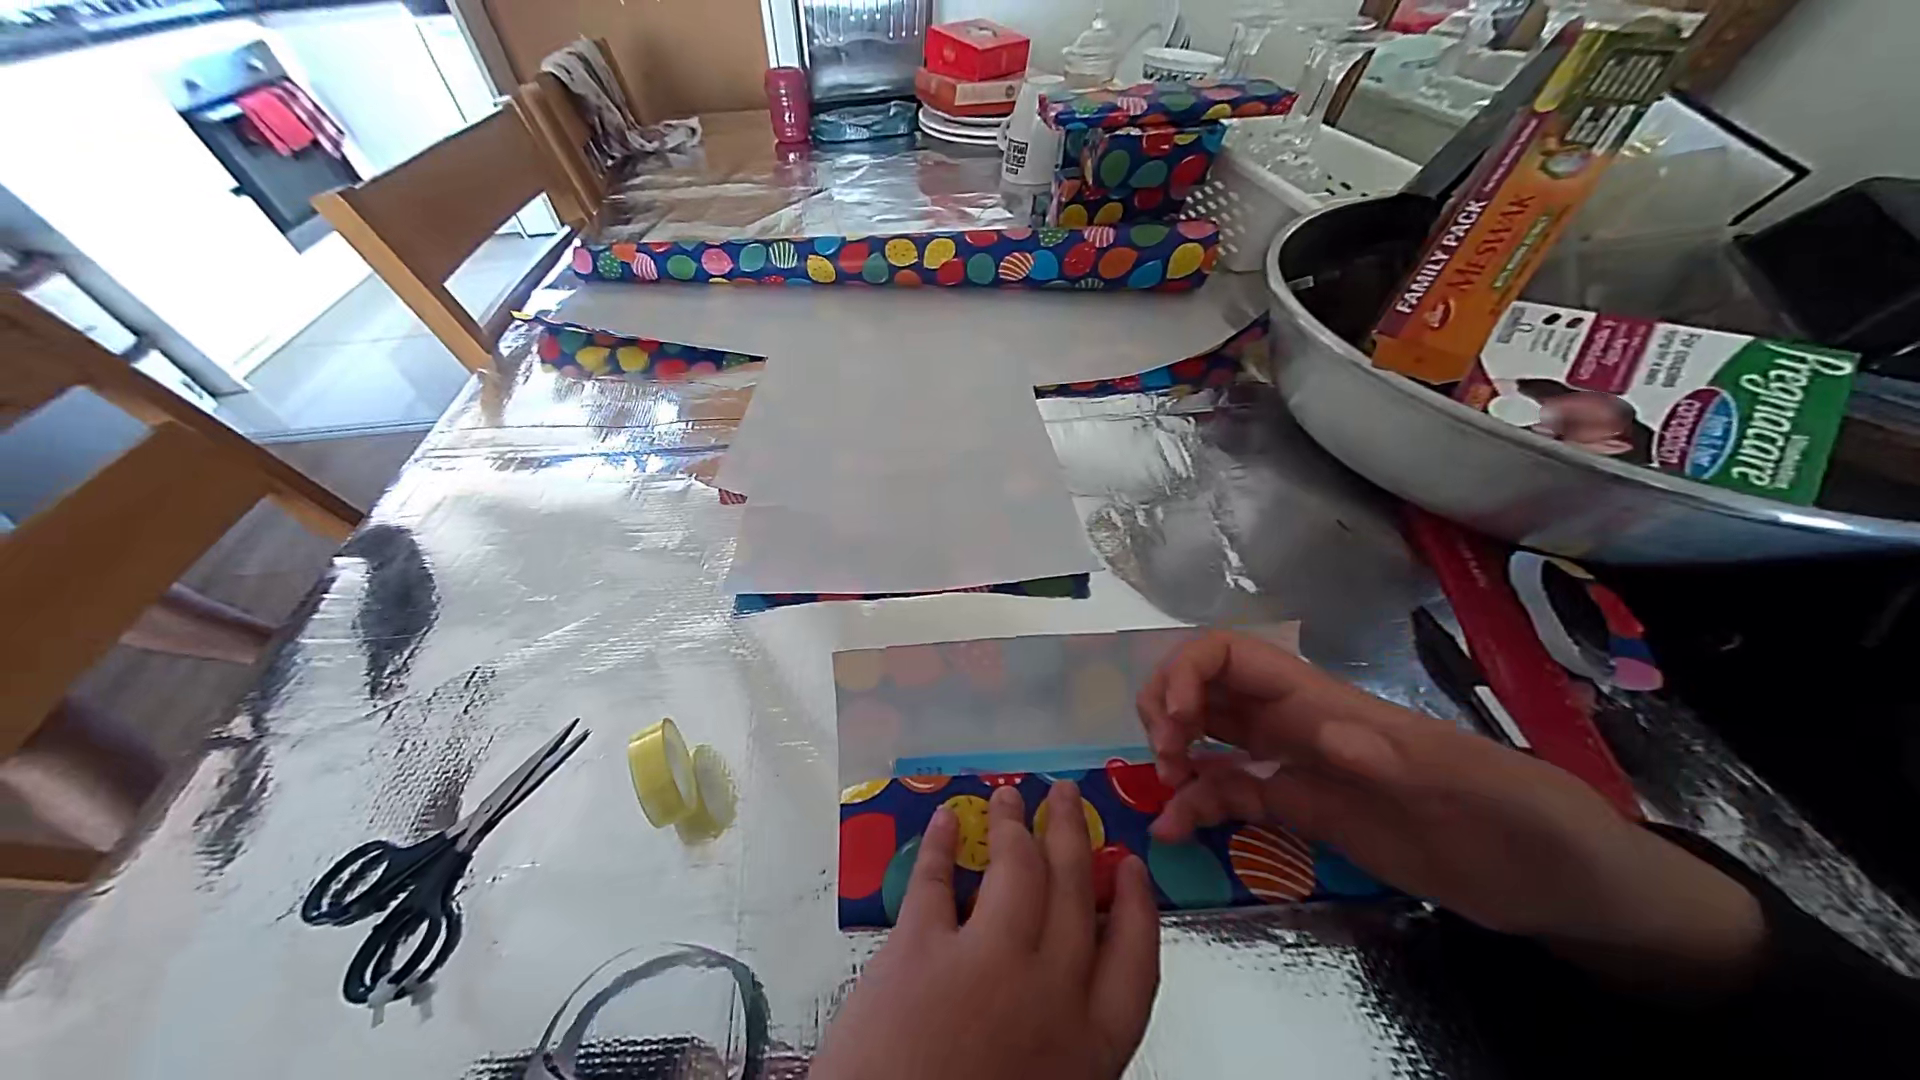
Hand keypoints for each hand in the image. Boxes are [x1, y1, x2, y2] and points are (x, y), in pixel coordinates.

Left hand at [810, 782, 1159, 1079]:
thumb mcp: (1050, 1079)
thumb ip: (1068, 1026)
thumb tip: (1070, 960)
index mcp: (1090, 1042)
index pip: (1134, 955)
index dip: (1137, 902)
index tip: (1130, 863)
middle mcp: (1049, 991)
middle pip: (1072, 888)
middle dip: (1073, 834)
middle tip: (1068, 795)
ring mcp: (985, 963)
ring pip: (1015, 867)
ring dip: (1013, 824)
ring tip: (1012, 796)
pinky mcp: (919, 951)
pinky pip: (936, 879)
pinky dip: (940, 842)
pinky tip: (945, 818)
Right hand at [1138, 631, 1764, 989]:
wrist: (1562, 887)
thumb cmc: (1529, 826)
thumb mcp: (1478, 790)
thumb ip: (1402, 760)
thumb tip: (1324, 736)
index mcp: (1323, 703)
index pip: (1231, 655)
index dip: (1187, 673)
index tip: (1175, 725)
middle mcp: (1295, 724)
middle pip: (1204, 687)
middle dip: (1166, 708)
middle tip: (1164, 760)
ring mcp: (1293, 767)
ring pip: (1207, 737)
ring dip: (1172, 753)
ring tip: (1164, 793)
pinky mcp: (1300, 810)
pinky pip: (1229, 794)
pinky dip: (1194, 806)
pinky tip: (1174, 830)